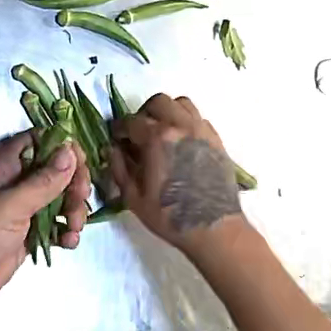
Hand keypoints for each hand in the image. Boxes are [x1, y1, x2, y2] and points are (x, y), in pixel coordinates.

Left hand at [0, 133, 90, 309]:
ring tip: (72, 227)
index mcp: (4, 168)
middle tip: (79, 198)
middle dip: (73, 182)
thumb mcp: (9, 206)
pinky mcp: (29, 234)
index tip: (80, 160)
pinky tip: (68, 241)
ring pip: (60, 197)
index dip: (60, 145)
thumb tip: (70, 151)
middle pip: (55, 170)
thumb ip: (42, 181)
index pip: (37, 141)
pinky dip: (67, 231)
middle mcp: (16, 184)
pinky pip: (57, 224)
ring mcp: (24, 209)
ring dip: (74, 209)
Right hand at [108, 94, 250, 260]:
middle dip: (144, 114)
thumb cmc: (169, 216)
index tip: (117, 139)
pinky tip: (181, 143)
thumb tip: (113, 149)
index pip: (131, 121)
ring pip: (182, 104)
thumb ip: (119, 168)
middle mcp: (181, 126)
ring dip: (168, 112)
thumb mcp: (133, 197)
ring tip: (162, 133)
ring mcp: (202, 130)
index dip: (120, 129)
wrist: (213, 228)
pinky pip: (199, 119)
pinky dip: (186, 123)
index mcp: (157, 138)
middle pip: (158, 102)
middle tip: (139, 134)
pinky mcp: (216, 140)